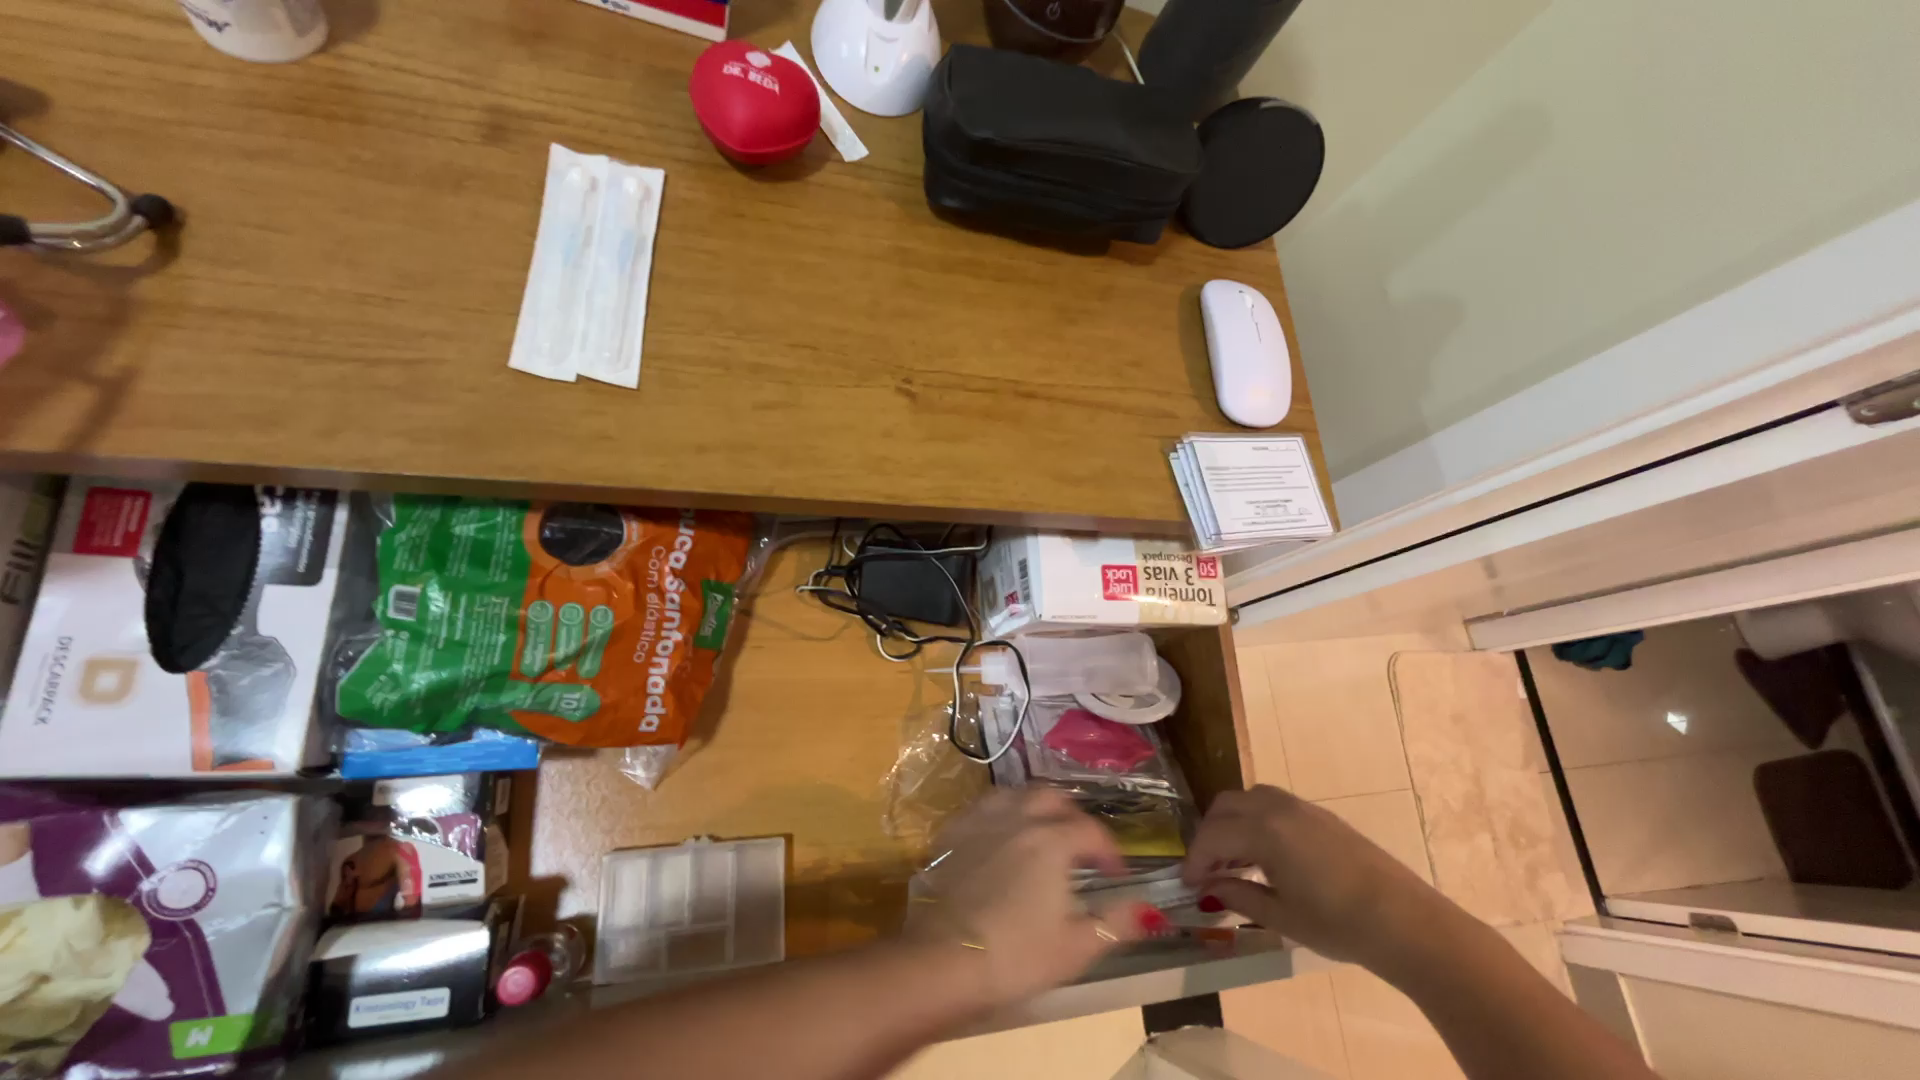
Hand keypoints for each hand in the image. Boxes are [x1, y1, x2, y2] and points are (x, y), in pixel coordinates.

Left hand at [912, 789, 1154, 1005]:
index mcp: (1051, 841)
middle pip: (1051, 798)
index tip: (1116, 875)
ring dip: (1034, 806)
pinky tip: (999, 837)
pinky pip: (981, 809)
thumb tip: (1151, 910)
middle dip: (1072, 815)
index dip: (1109, 851)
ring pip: (1013, 794)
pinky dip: (998, 815)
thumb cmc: (1014, 956)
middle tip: (1080, 844)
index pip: (1091, 831)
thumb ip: (1116, 923)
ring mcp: (979, 822)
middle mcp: (1016, 819)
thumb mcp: (1075, 948)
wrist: (941, 960)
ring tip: (1041, 830)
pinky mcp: (949, 836)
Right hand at [1182, 785, 1460, 977]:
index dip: (1195, 860)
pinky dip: (1257, 821)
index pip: (1212, 836)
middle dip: (1210, 834)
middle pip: (1226, 806)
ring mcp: (1303, 808)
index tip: (1189, 884)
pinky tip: (1266, 855)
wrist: (1405, 922)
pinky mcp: (1323, 816)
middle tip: (1207, 869)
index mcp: (1263, 831)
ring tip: (1235, 860)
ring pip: (1250, 799)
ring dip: (1233, 822)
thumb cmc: (1338, 924)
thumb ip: (1239, 895)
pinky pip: (1274, 805)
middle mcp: (1278, 808)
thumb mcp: (1281, 916)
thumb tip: (1211, 887)